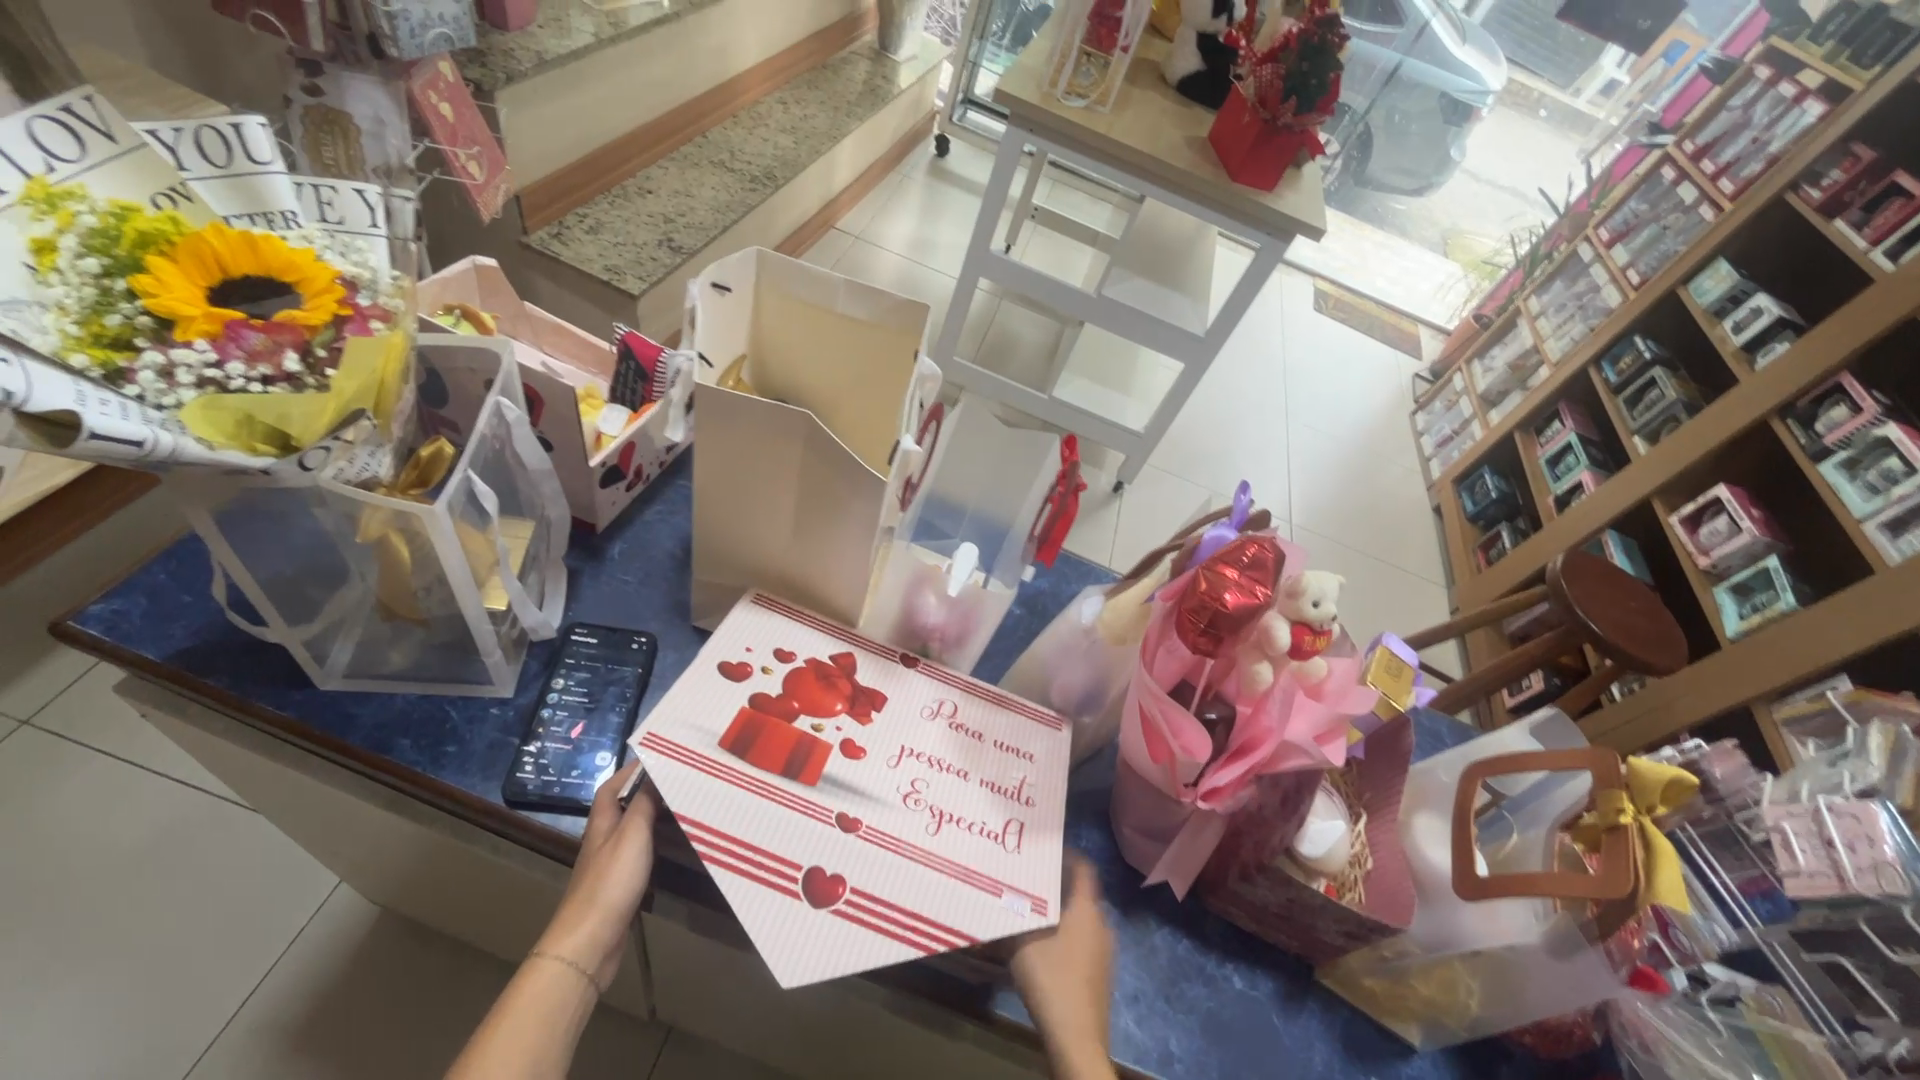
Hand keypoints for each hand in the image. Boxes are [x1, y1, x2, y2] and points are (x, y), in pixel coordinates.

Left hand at [536, 761, 658, 990]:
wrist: (590, 941)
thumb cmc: (610, 882)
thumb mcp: (632, 835)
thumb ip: (643, 804)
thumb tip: (653, 774)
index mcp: (602, 823)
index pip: (611, 788)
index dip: (629, 771)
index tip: (657, 758)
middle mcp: (603, 840)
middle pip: (621, 808)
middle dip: (645, 792)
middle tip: (678, 782)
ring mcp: (609, 866)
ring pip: (632, 832)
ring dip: (652, 819)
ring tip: (682, 808)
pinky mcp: (619, 888)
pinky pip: (639, 856)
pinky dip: (655, 846)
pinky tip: (672, 849)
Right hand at [1010, 855, 1115, 1079]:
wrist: (1077, 1035)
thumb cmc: (1051, 977)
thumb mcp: (1022, 943)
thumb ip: (1014, 915)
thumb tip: (1002, 895)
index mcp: (1087, 909)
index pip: (1084, 868)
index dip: (1068, 855)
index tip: (1045, 852)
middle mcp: (1102, 923)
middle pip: (1081, 893)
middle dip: (1057, 885)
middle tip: (1029, 882)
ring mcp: (1105, 950)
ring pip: (1082, 919)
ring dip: (1060, 912)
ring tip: (1031, 914)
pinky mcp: (1101, 972)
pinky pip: (1083, 940)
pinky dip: (1065, 934)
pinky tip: (1043, 948)